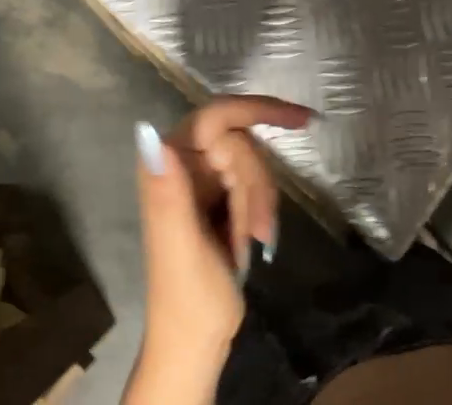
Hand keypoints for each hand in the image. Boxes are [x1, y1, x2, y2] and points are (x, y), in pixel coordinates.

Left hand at [128, 96, 313, 400]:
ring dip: (260, 205)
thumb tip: (149, 133)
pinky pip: (252, 186)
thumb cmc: (185, 299)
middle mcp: (181, 164)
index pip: (216, 117)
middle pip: (241, 144)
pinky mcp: (216, 198)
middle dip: (258, 186)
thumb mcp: (180, 246)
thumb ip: (167, 191)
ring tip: (252, 245)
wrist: (193, 343)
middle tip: (259, 234)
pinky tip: (254, 242)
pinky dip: (260, 212)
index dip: (257, 109)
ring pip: (251, 165)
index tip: (302, 121)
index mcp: (167, 165)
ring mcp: (200, 181)